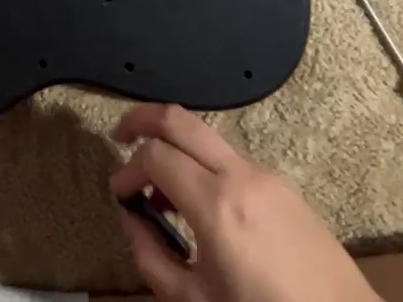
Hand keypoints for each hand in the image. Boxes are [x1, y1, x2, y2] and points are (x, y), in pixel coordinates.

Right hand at [110, 105, 378, 301]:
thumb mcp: (195, 301)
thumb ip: (151, 258)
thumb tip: (131, 219)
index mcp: (217, 205)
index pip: (155, 155)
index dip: (127, 170)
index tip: (119, 195)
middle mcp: (240, 175)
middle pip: (179, 119)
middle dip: (142, 119)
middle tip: (119, 136)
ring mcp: (266, 175)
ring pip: (206, 137)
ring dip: (174, 147)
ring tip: (160, 190)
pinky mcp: (283, 185)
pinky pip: (231, 160)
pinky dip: (203, 166)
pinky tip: (200, 205)